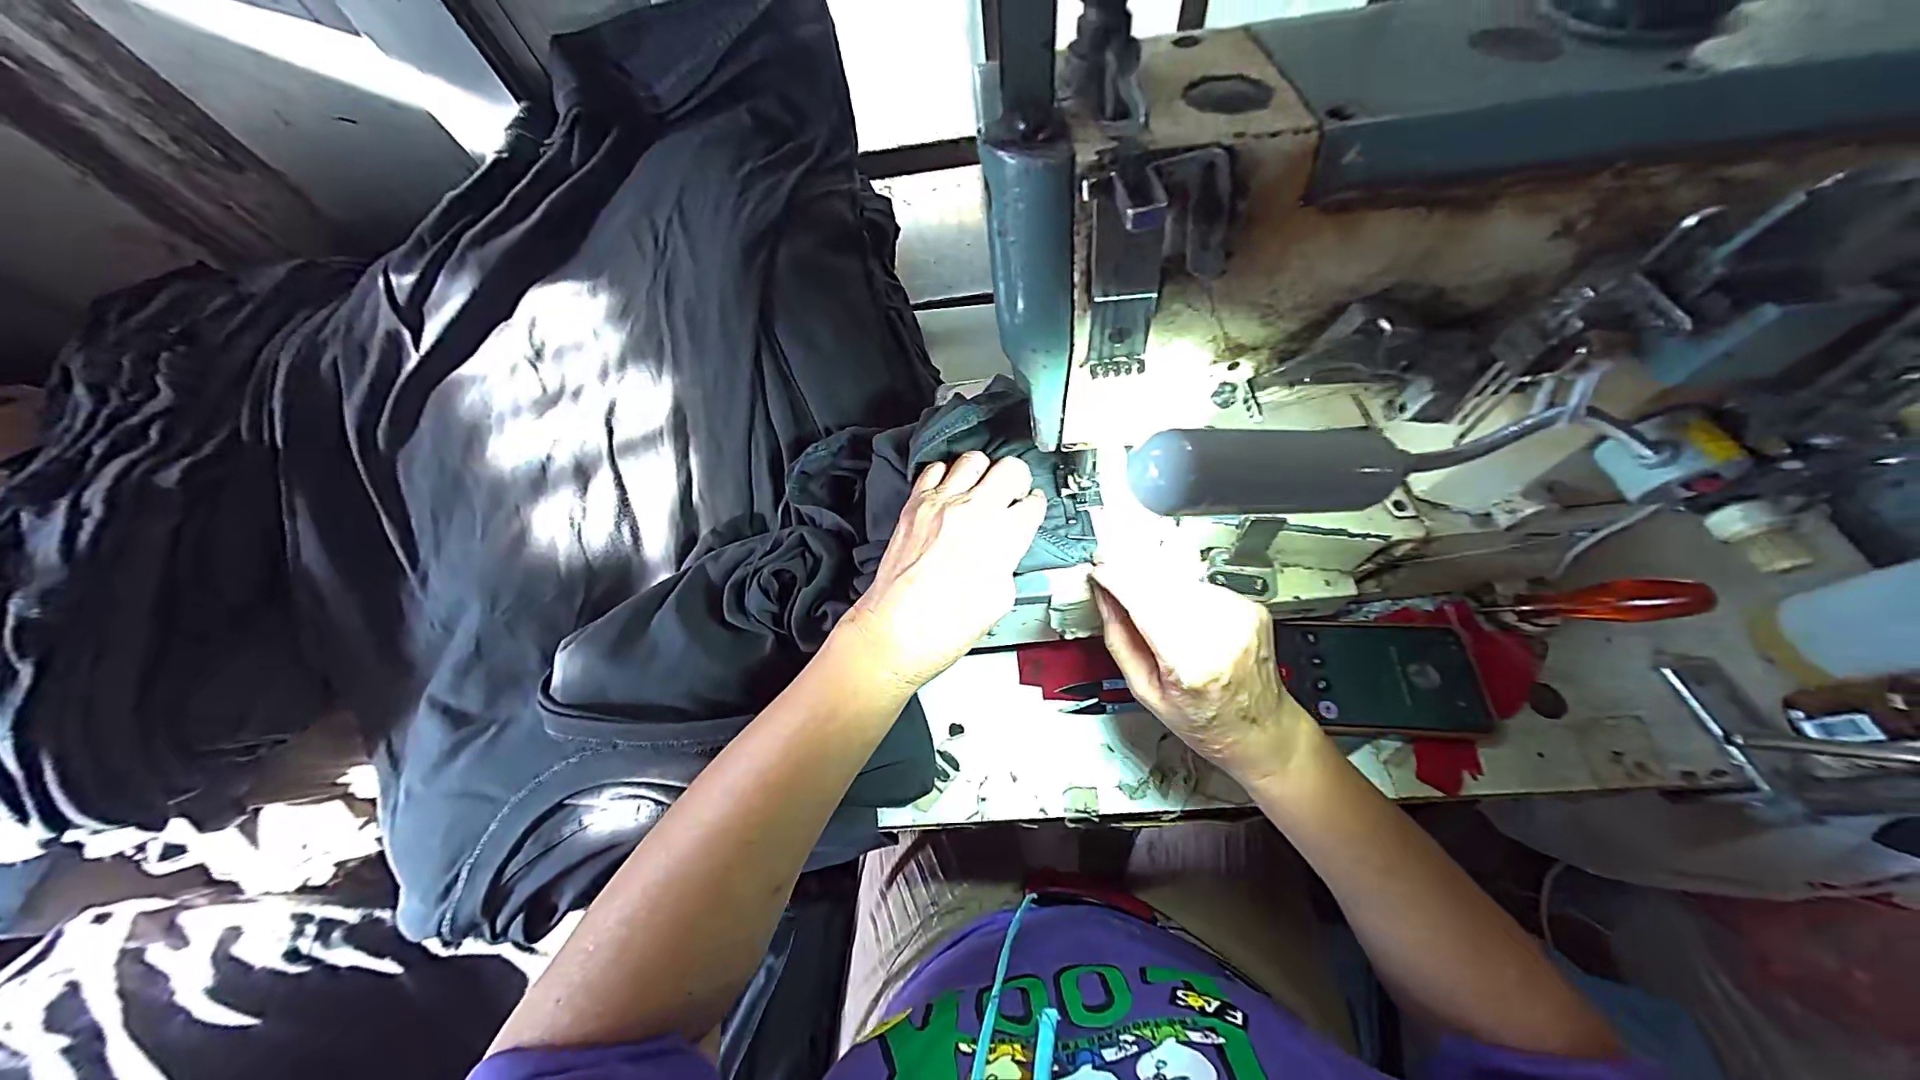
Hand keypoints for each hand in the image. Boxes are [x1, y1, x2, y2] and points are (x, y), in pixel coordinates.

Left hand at [834, 452, 1046, 692]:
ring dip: (982, 472)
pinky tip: (949, 491)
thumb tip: (1007, 550)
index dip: (1034, 506)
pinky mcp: (914, 506)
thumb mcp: (999, 600)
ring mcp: (941, 504)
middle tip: (1012, 492)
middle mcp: (973, 512)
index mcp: (1002, 537)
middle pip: (1010, 468)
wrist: (895, 630)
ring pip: (973, 460)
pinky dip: (946, 475)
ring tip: (981, 487)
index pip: (1033, 503)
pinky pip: (935, 470)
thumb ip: (1008, 563)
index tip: (1030, 509)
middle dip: (1016, 480)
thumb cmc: (942, 627)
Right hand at [1091, 561, 1325, 783]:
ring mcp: (1240, 619)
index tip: (1101, 573)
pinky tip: (1184, 618)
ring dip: (1159, 585)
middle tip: (1116, 580)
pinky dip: (1185, 593)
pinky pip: (1202, 587)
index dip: (1117, 580)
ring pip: (1182, 580)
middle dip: (1134, 577)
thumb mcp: (1146, 691)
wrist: (1259, 728)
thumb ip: (1120, 639)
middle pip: (1164, 583)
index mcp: (1191, 666)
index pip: (1145, 602)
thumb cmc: (1206, 720)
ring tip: (1155, 613)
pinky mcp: (1250, 608)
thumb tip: (1104, 597)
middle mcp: (1221, 637)